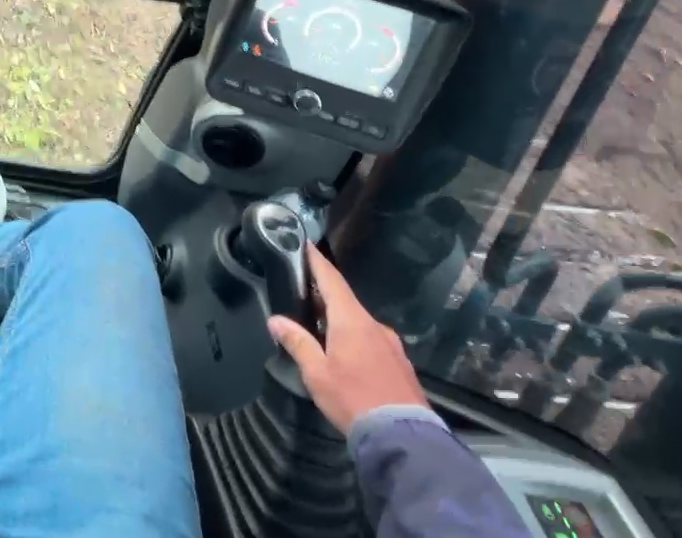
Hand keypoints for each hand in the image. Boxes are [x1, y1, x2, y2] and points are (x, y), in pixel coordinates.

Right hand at [267, 244, 427, 433]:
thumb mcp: (316, 372)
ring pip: (359, 323)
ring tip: (318, 328)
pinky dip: (354, 338)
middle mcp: (375, 326)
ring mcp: (391, 346)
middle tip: (300, 292)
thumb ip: (297, 342)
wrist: (405, 437)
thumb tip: (276, 320)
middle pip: (345, 301)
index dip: (317, 261)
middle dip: (323, 295)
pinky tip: (344, 354)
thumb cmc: (353, 398)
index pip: (332, 281)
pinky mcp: (400, 364)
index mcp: (352, 321)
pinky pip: (371, 341)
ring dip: (338, 321)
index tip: (306, 244)